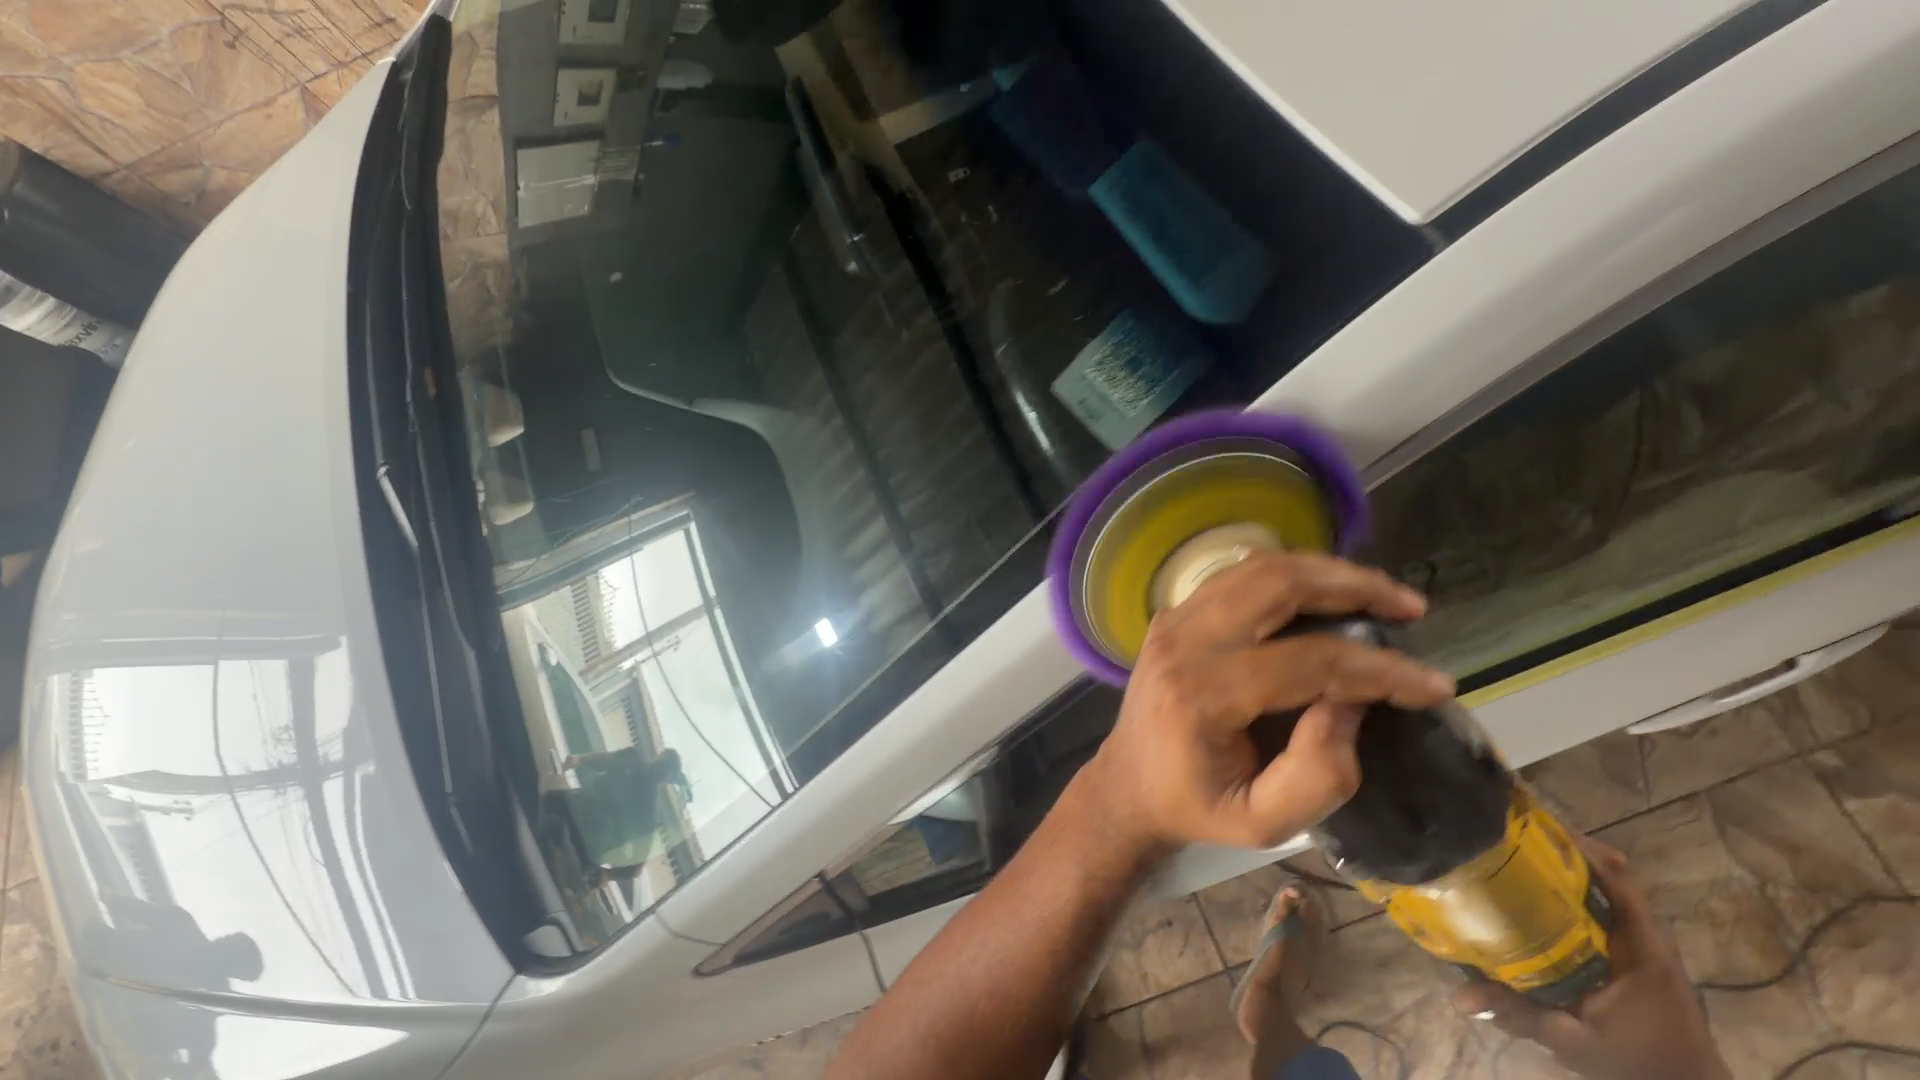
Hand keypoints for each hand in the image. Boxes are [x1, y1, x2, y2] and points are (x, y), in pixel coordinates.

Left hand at [1080, 551, 1453, 854]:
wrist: (1128, 786)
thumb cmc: (1196, 808)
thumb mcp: (1262, 823)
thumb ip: (1316, 775)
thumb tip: (1351, 704)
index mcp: (1202, 695)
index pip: (1308, 662)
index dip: (1380, 670)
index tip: (1433, 683)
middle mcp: (1183, 643)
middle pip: (1279, 585)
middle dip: (1354, 587)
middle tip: (1410, 607)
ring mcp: (1173, 620)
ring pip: (1259, 568)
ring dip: (1326, 572)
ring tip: (1380, 593)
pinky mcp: (1174, 614)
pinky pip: (1239, 576)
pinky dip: (1291, 575)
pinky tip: (1328, 593)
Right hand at [1454, 837, 1731, 1079]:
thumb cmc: (1638, 1065)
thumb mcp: (1576, 1045)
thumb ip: (1522, 1016)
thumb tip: (1459, 997)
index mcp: (1641, 949)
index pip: (1618, 881)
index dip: (1580, 850)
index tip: (1534, 827)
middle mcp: (1645, 938)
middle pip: (1608, 876)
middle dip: (1562, 853)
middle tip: (1511, 837)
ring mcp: (1642, 948)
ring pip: (1605, 893)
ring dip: (1566, 872)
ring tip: (1514, 856)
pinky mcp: (1633, 960)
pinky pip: (1601, 913)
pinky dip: (1571, 897)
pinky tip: (1532, 900)